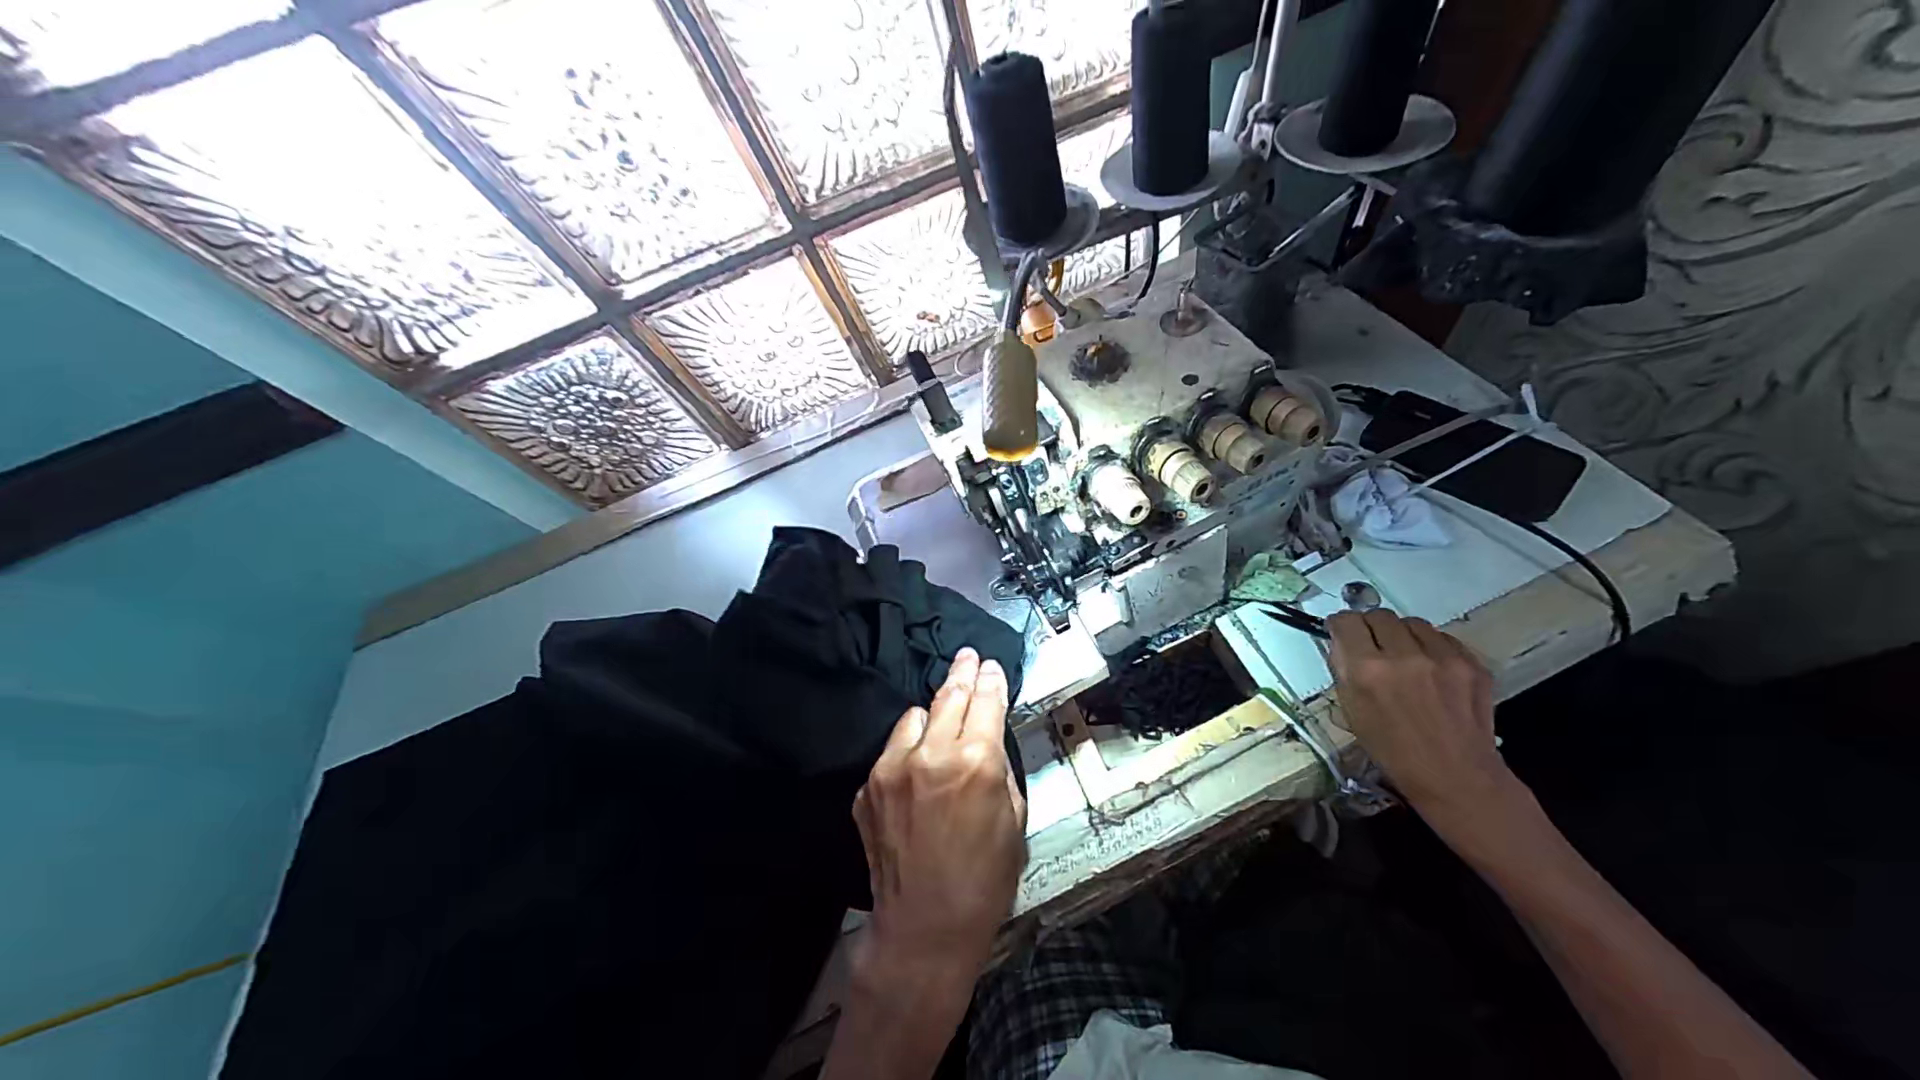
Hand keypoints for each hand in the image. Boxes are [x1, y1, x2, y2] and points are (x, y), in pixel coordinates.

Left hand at [850, 647, 1027, 998]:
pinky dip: (908, 751)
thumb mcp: (1015, 819)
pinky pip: (892, 751)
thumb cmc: (985, 880)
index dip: (991, 679)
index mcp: (976, 761)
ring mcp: (891, 768)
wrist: (925, 926)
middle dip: (962, 673)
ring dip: (932, 716)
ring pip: (914, 717)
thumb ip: (998, 769)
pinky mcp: (868, 787)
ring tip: (942, 721)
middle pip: (948, 697)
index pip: (985, 701)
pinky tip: (918, 768)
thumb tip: (987, 742)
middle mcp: (930, 754)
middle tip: (968, 657)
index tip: (991, 666)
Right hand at [1326, 610, 1508, 816]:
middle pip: (1379, 615)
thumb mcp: (1351, 711)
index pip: (1346, 622)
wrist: (1456, 776)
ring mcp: (1443, 658)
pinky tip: (1430, 669)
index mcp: (1367, 670)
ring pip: (1413, 622)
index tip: (1342, 634)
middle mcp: (1404, 656)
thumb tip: (1342, 642)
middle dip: (1370, 627)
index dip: (1340, 626)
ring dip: (1402, 634)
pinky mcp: (1472, 663)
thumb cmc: (1393, 750)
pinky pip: (1443, 638)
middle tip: (1372, 645)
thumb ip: (1344, 670)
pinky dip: (1431, 646)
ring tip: (1404, 656)